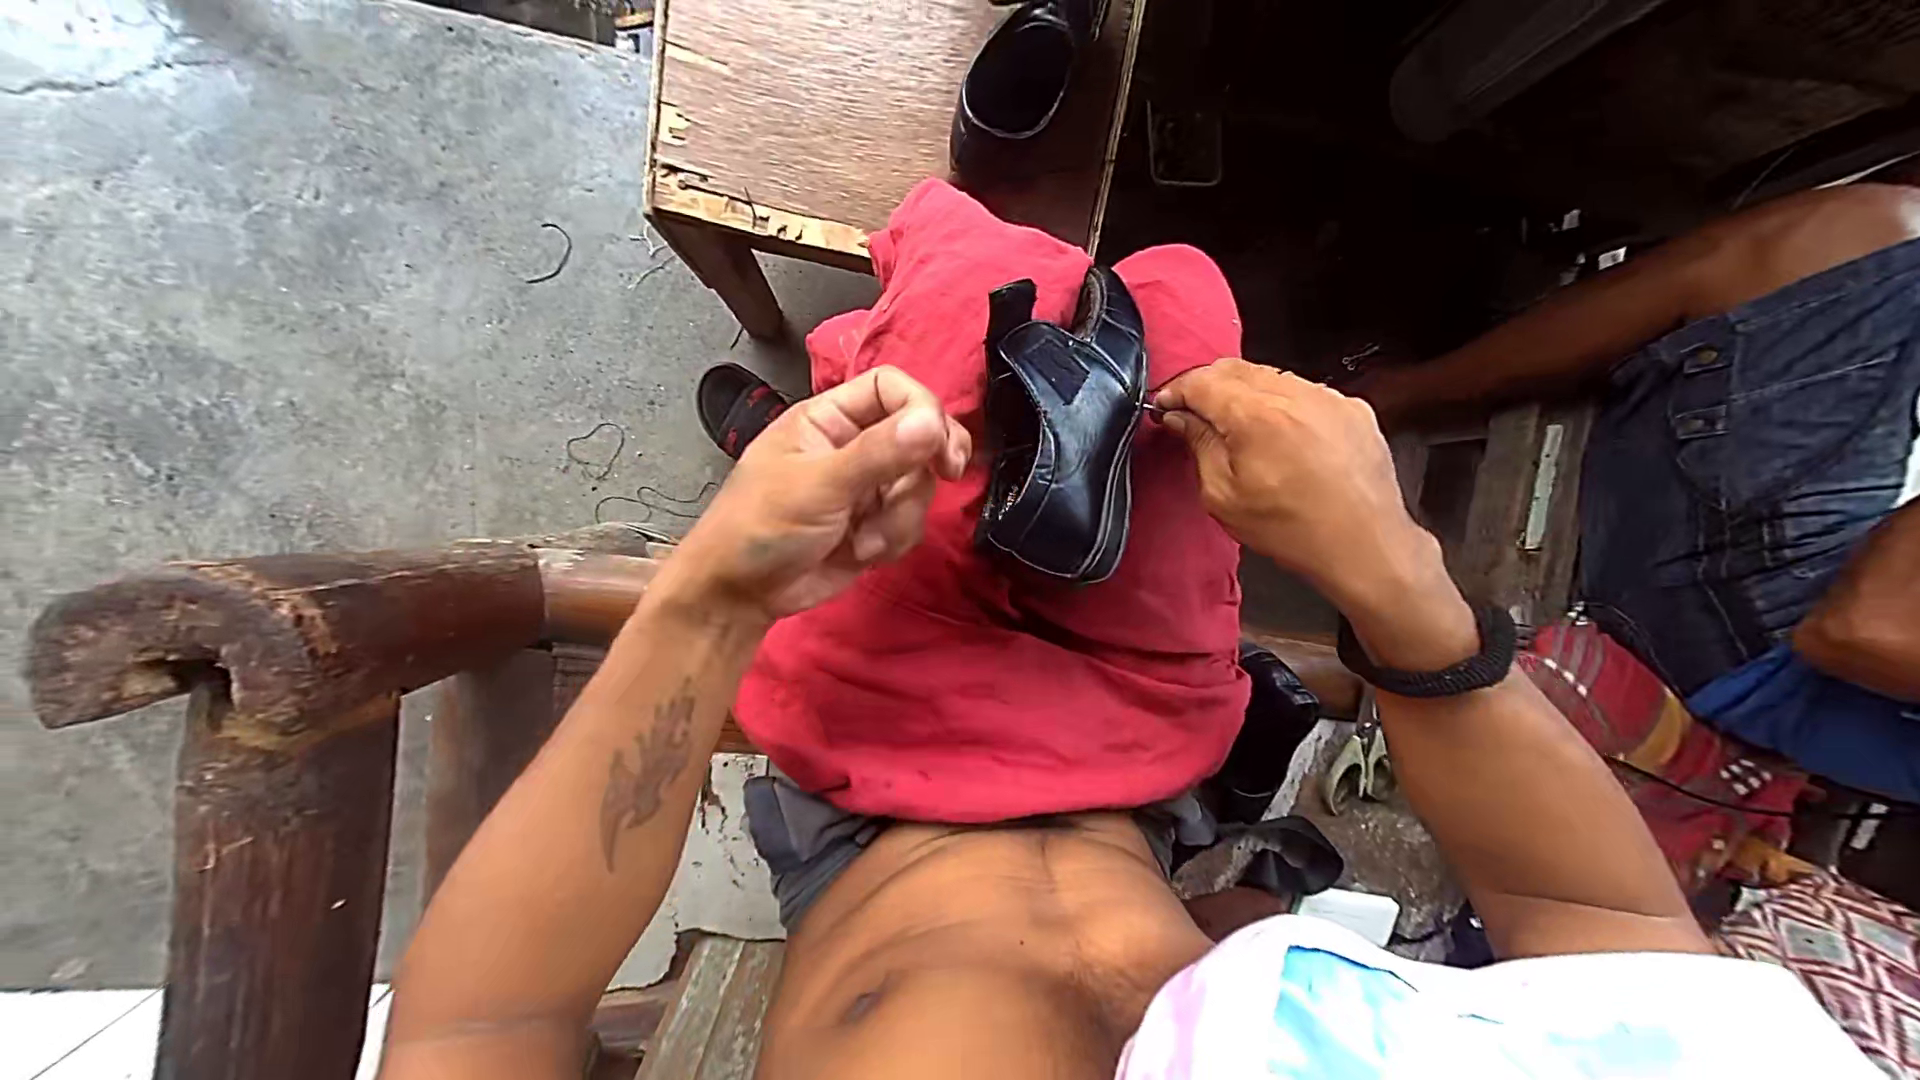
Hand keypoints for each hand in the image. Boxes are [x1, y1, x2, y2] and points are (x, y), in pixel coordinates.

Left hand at [653, 366, 970, 622]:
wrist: (741, 595)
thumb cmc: (761, 526)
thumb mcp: (819, 485)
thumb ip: (878, 453)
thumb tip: (933, 423)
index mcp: (830, 419)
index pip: (892, 389)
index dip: (923, 410)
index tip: (942, 448)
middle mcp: (854, 445)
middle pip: (918, 439)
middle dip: (918, 475)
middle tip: (934, 483)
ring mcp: (868, 487)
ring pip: (920, 486)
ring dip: (899, 519)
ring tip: (862, 540)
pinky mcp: (876, 524)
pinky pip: (911, 522)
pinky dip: (894, 540)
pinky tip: (861, 553)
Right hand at [1155, 358, 1474, 668]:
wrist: (1362, 545)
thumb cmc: (1289, 528)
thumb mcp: (1222, 495)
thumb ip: (1198, 445)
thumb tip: (1179, 418)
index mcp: (1257, 416)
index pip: (1202, 381)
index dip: (1175, 391)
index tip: (1163, 406)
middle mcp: (1296, 395)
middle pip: (1235, 368)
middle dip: (1204, 385)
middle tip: (1188, 411)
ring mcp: (1329, 398)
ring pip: (1269, 375)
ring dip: (1241, 390)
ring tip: (1230, 423)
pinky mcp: (1352, 409)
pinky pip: (1303, 391)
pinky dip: (1278, 402)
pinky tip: (1273, 432)